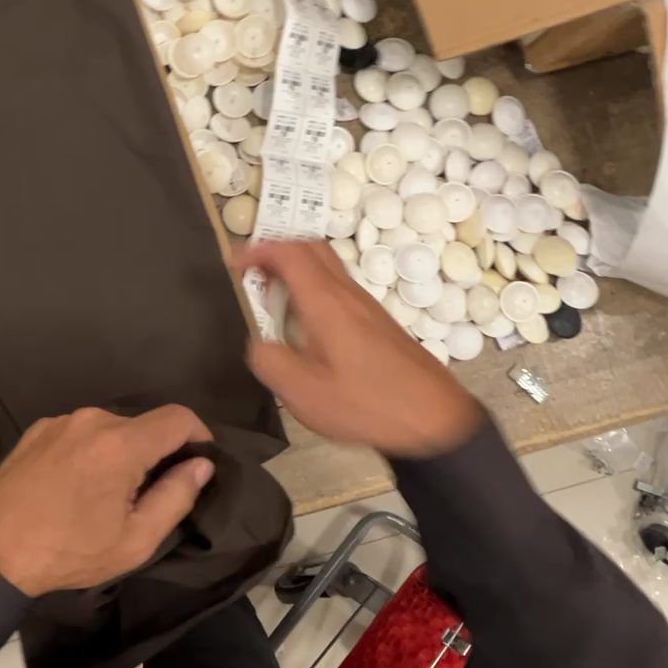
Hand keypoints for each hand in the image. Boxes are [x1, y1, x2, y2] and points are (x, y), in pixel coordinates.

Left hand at [0, 405, 215, 596]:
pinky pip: (79, 432)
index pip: (178, 417)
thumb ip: (177, 496)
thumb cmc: (70, 551)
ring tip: (107, 492)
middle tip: (149, 492)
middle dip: (155, 452)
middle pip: (142, 424)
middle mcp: (91, 419)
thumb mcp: (136, 539)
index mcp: (121, 443)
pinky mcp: (36, 430)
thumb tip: (202, 464)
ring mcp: (60, 421)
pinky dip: (90, 451)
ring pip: (109, 428)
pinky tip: (75, 484)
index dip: (199, 435)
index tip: (201, 460)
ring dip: (120, 452)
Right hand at [236, 241, 481, 458]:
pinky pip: (338, 288)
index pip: (289, 253)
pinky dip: (312, 289)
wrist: (434, 419)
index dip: (257, 249)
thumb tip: (257, 343)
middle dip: (276, 250)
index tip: (233, 263)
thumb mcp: (303, 393)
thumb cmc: (366, 404)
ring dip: (295, 270)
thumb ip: (269, 361)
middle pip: (312, 248)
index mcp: (326, 303)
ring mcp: (366, 307)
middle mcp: (348, 295)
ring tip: (271, 299)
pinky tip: (303, 324)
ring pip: (327, 267)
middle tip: (251, 272)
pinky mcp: (377, 323)